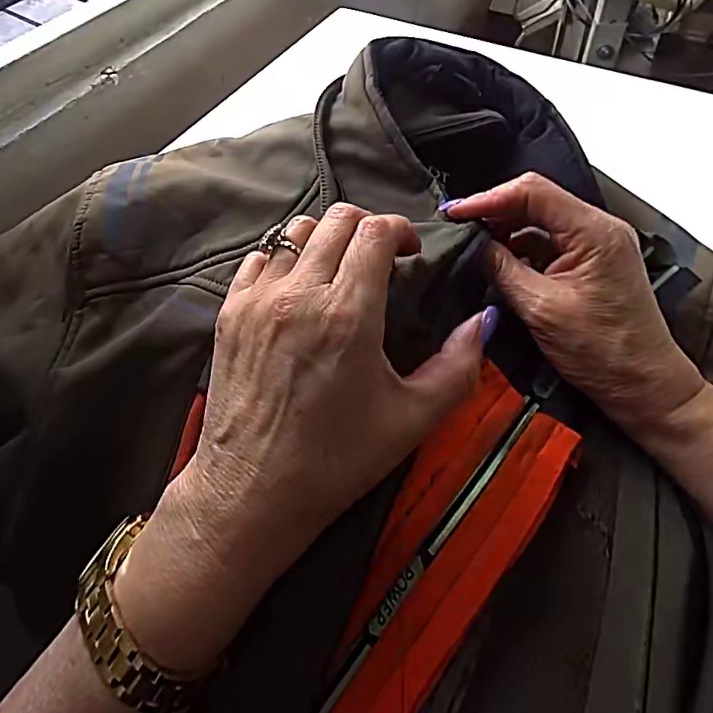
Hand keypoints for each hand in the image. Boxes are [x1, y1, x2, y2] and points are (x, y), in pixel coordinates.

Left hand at [117, 205, 490, 673]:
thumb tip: (483, 320)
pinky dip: (287, 257)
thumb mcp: (414, 418)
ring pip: (297, 231)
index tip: (412, 254)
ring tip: (342, 268)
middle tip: (383, 259)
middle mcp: (300, 295)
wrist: (251, 493)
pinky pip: (259, 257)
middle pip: (338, 219)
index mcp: (348, 314)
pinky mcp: (230, 312)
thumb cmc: (337, 458)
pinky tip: (300, 286)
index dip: (402, 230)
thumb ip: (459, 365)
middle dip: (369, 228)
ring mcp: (258, 300)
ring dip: (328, 238)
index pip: (376, 231)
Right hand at [441, 173, 703, 435]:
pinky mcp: (590, 263)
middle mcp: (601, 230)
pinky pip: (549, 243)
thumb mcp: (541, 309)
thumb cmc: (609, 354)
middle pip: (536, 201)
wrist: (643, 386)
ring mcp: (597, 245)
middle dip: (495, 213)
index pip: (533, 192)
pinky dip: (523, 251)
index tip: (457, 213)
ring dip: (507, 232)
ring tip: (477, 250)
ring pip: (540, 222)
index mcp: (596, 232)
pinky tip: (502, 266)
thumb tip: (474, 246)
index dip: (488, 198)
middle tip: (460, 230)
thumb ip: (502, 269)